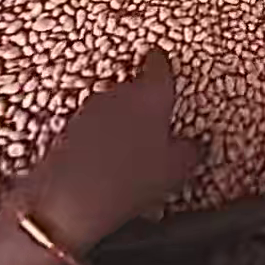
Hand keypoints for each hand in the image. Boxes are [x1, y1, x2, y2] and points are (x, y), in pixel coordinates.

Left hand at [0, 51, 197, 264]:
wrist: (69, 199)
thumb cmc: (130, 178)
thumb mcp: (174, 170)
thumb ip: (189, 151)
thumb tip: (195, 145)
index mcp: (152, 93)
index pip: (159, 64)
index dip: (163, 66)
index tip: (166, 69)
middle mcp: (121, 91)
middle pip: (136, 85)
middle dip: (144, 101)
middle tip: (156, 125)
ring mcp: (92, 108)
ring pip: (114, 105)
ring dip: (122, 119)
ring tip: (132, 149)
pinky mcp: (70, 128)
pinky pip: (94, 125)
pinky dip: (102, 136)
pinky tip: (108, 161)